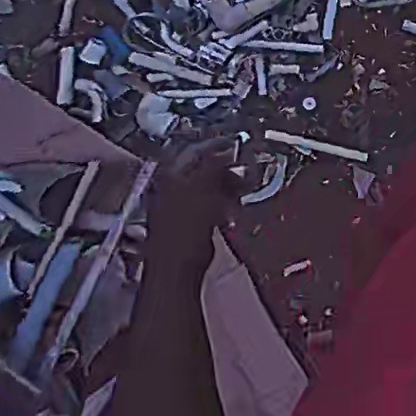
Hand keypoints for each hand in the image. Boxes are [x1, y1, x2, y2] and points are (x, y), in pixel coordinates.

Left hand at [142, 135, 238, 285]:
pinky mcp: (189, 225)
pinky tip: (233, 206)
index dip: (216, 146)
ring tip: (244, 186)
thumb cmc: (186, 230)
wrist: (177, 271)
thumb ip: (214, 166)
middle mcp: (170, 190)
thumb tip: (227, 149)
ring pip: (207, 187)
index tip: (238, 144)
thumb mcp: (204, 190)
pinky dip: (223, 201)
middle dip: (225, 167)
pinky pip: (210, 204)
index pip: (194, 151)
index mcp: (169, 178)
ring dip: (226, 184)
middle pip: (201, 169)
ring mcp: (178, 208)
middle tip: (246, 167)